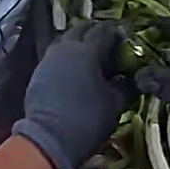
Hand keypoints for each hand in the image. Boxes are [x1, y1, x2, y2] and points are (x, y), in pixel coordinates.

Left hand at [13, 22, 128, 168]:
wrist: (48, 138)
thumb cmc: (87, 119)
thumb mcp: (114, 103)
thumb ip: (124, 86)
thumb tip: (130, 78)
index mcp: (87, 51)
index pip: (104, 31)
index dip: (116, 32)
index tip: (125, 37)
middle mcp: (66, 48)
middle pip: (81, 30)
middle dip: (95, 31)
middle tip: (107, 42)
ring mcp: (49, 59)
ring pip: (65, 40)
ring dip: (78, 41)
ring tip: (90, 53)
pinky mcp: (38, 72)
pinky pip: (55, 54)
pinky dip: (67, 55)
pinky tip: (74, 68)